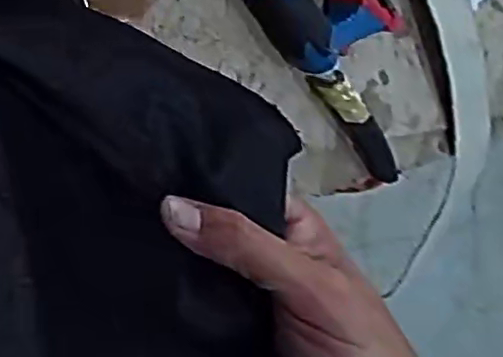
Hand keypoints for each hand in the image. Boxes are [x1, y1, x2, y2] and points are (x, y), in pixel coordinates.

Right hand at [161, 195, 413, 356]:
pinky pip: (186, 300)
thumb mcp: (313, 283)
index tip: (151, 164)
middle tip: (136, 198)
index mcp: (284, 220)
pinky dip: (169, 292)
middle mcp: (256, 248)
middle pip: (204, 219)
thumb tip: (175, 206)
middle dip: (176, 214)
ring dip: (168, 253)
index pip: (231, 180)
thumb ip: (250, 242)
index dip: (195, 173)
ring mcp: (237, 288)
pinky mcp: (221, 324)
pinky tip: (149, 272)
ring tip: (136, 230)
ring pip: (190, 258)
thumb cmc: (366, 348)